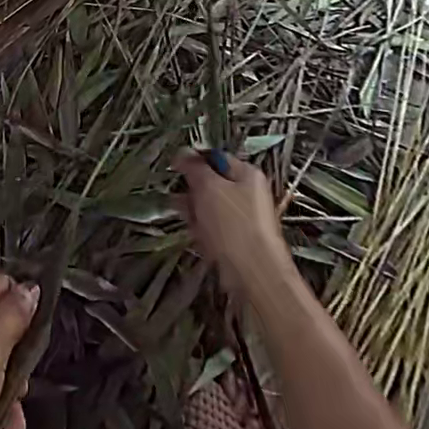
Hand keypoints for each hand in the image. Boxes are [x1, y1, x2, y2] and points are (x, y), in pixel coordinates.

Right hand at [171, 148, 298, 299]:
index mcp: (247, 174)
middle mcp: (249, 193)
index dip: (193, 160)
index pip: (216, 157)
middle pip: (212, 183)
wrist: (255, 276)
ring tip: (187, 219)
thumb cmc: (232, 225)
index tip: (173, 168)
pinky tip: (197, 237)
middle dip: (192, 190)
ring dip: (195, 211)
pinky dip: (203, 229)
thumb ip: (194, 168)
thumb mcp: (208, 187)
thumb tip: (184, 153)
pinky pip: (215, 227)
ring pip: (211, 206)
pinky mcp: (239, 240)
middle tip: (179, 197)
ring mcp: (245, 218)